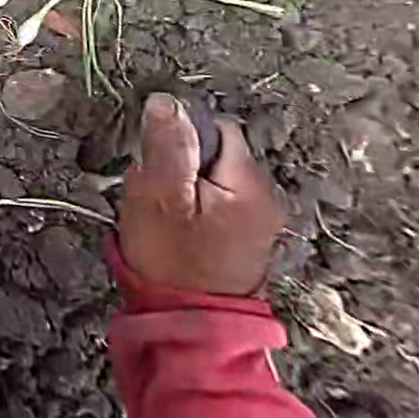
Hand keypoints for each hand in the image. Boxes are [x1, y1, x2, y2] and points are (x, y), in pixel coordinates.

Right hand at [118, 94, 283, 296]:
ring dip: (181, 177)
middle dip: (179, 156)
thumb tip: (166, 102)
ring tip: (160, 201)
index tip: (154, 152)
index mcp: (249, 184)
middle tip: (153, 182)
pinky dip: (190, 197)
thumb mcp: (159, 194)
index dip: (181, 131)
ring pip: (210, 173)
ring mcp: (257, 218)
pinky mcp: (243, 233)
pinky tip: (172, 215)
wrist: (186, 315)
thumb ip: (167, 146)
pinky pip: (212, 195)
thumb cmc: (171, 253)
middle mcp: (265, 198)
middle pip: (215, 150)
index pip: (216, 128)